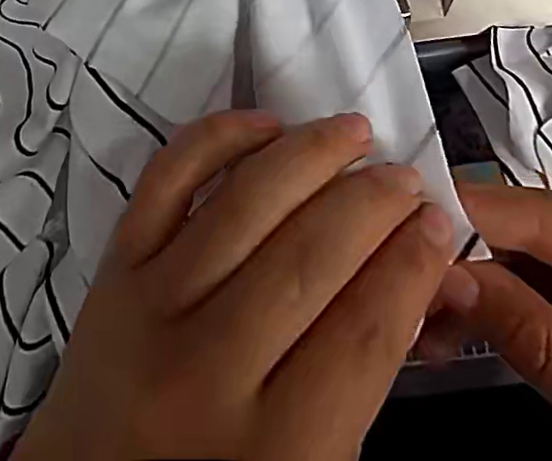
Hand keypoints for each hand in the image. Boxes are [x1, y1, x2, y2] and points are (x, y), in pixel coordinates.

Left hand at [12, 111, 462, 460]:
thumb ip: (366, 372)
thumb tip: (424, 276)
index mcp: (273, 449)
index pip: (365, 331)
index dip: (413, 263)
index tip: (438, 221)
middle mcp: (207, 371)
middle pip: (311, 256)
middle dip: (373, 202)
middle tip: (404, 175)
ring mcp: (152, 307)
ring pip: (246, 204)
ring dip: (311, 153)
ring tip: (354, 131)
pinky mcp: (114, 267)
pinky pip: (168, 179)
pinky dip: (219, 137)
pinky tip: (266, 124)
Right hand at [432, 182, 551, 460]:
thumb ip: (548, 348)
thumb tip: (451, 278)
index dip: (482, 212)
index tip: (406, 214)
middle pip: (545, 239)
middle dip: (473, 256)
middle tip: (402, 284)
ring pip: (539, 272)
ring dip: (480, 290)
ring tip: (420, 317)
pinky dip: (503, 319)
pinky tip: (459, 330)